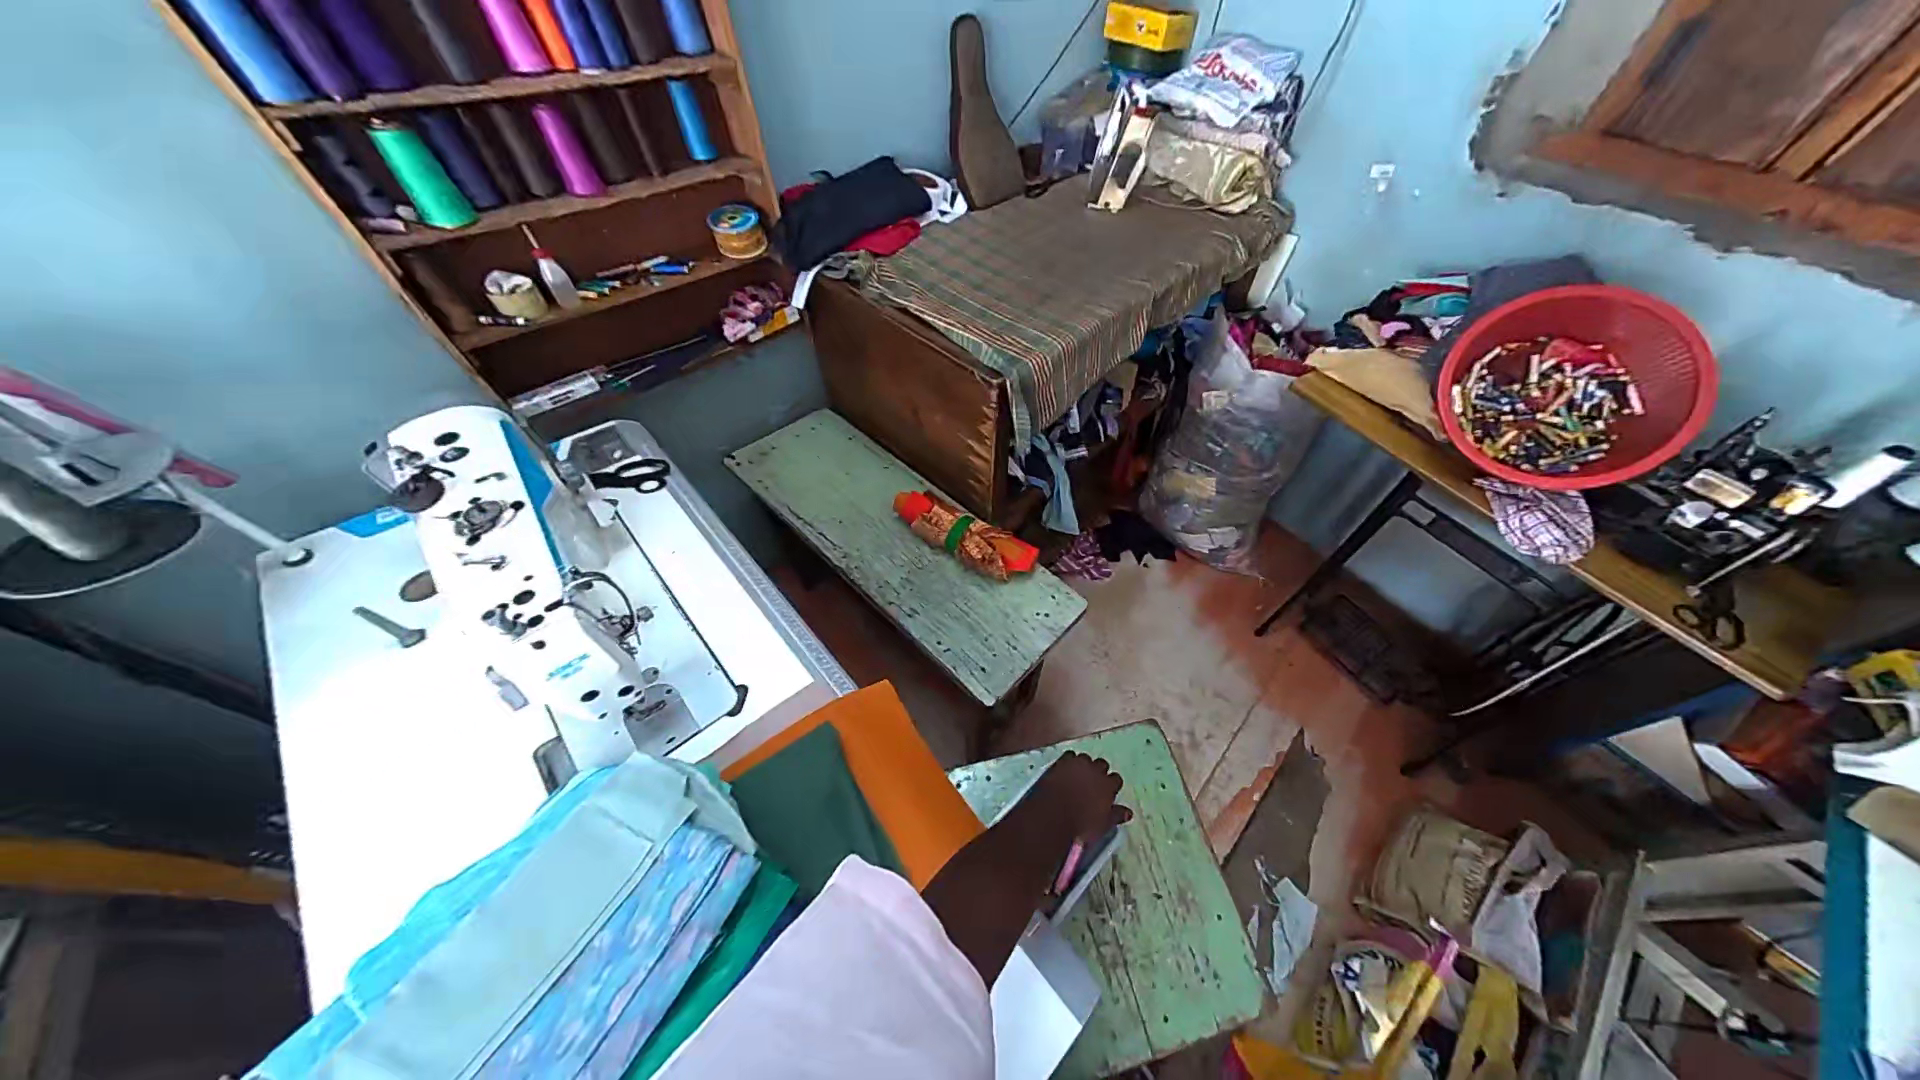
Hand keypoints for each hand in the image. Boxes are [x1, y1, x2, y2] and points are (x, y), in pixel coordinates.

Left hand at [1026, 752, 1132, 843]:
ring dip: (1084, 765)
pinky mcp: (1061, 762)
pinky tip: (1065, 770)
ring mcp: (1077, 764)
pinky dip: (1069, 762)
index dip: (1111, 785)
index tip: (1106, 792)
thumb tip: (1128, 812)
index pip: (1116, 779)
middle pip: (1102, 764)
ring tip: (1078, 776)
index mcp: (1108, 785)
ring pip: (1085, 758)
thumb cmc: (1081, 825)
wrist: (1053, 815)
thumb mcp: (1103, 824)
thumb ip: (1116, 815)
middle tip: (1092, 783)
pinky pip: (1069, 756)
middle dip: (1098, 772)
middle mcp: (1095, 770)